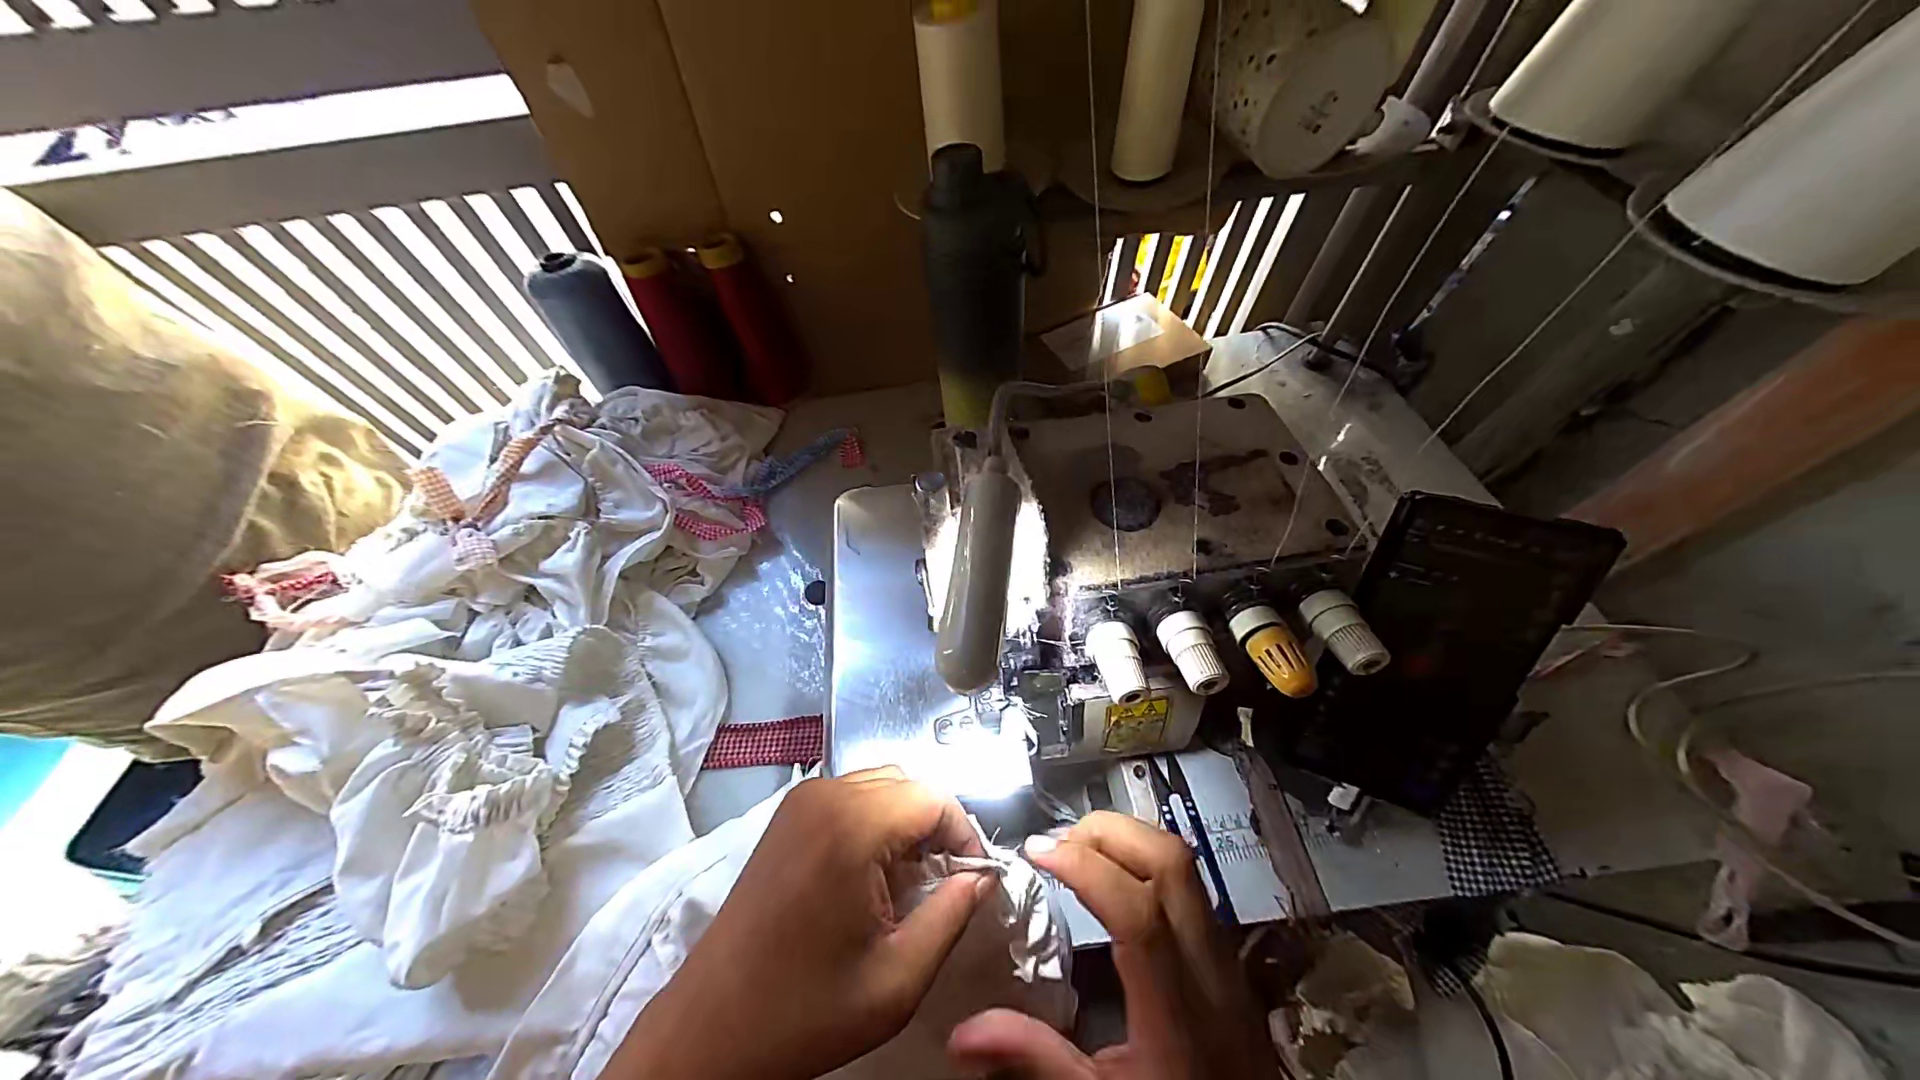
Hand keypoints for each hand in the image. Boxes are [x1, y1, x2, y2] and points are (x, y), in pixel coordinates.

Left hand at [610, 768, 992, 1079]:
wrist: (711, 1028)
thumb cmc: (806, 1010)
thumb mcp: (898, 977)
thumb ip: (952, 915)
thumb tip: (982, 876)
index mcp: (851, 825)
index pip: (934, 798)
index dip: (963, 834)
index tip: (971, 880)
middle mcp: (824, 795)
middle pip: (908, 785)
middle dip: (935, 828)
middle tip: (939, 885)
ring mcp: (799, 801)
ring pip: (881, 786)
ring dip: (905, 823)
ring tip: (904, 884)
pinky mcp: (786, 815)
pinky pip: (851, 797)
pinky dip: (874, 822)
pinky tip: (868, 874)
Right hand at [948, 811, 1276, 1078]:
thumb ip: (1037, 1057)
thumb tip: (963, 1034)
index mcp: (1177, 1014)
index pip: (1138, 912)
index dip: (1085, 867)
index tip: (1038, 851)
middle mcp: (1209, 970)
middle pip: (1169, 864)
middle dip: (1106, 834)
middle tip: (1057, 843)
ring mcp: (1224, 956)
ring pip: (1183, 863)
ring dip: (1126, 838)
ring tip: (1077, 848)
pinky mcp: (1226, 952)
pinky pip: (1188, 880)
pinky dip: (1142, 857)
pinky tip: (1110, 873)